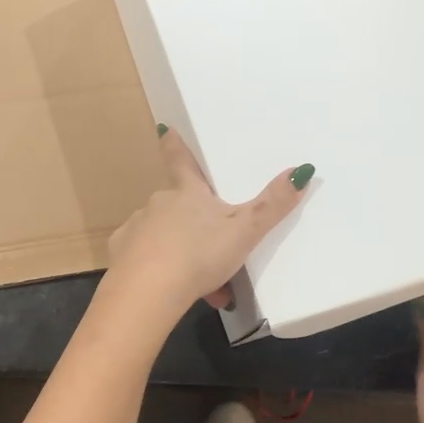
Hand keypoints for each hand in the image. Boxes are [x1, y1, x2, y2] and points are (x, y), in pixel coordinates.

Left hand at [100, 128, 309, 332]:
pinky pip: (145, 261)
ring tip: (205, 286)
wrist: (148, 290)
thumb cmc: (199, 253)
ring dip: (183, 256)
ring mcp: (136, 229)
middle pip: (177, 208)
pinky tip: (173, 293)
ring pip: (164, 238)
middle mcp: (158, 205)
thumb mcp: (245, 230)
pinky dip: (162, 273)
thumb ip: (273, 204)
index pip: (181, 161)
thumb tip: (301, 170)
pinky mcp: (122, 256)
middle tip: (214, 254)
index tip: (165, 129)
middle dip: (195, 227)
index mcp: (188, 194)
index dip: (175, 145)